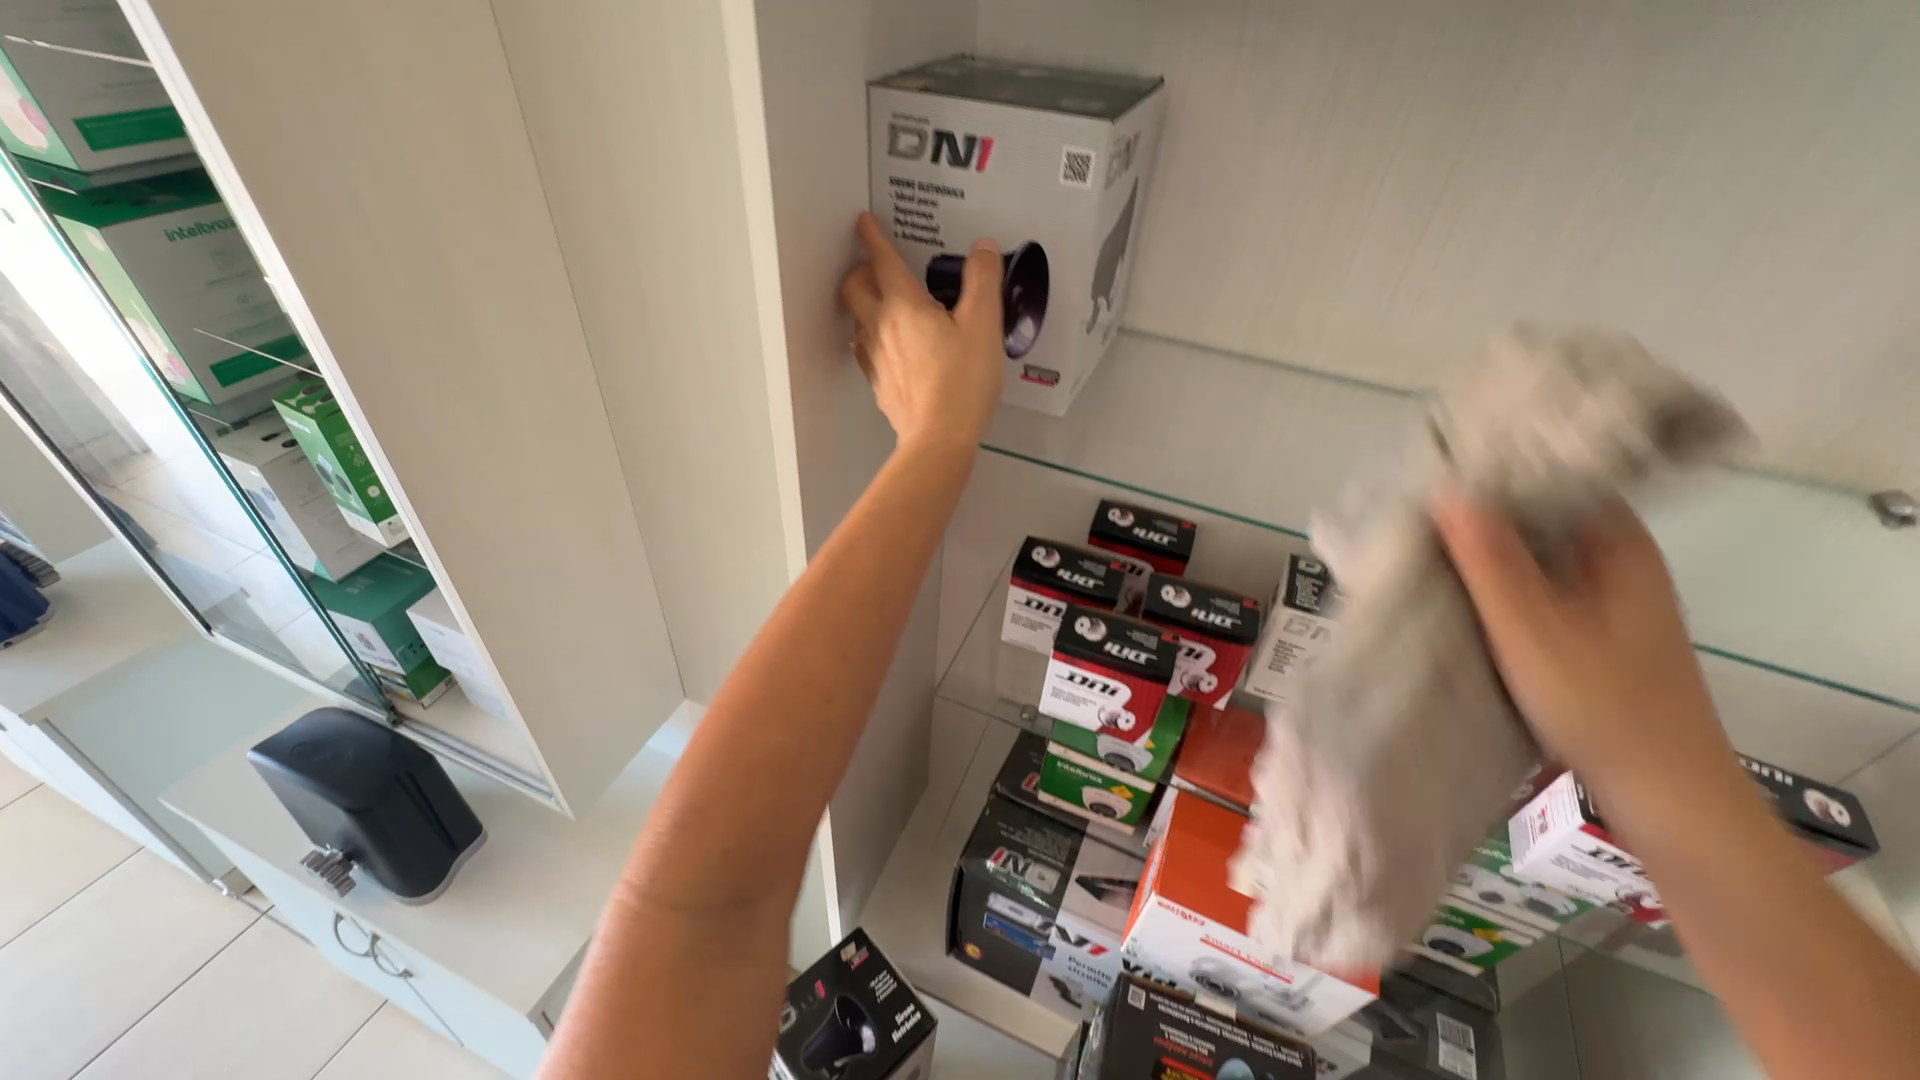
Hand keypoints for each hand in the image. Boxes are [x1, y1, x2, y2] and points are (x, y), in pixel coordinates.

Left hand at [839, 213, 1004, 450]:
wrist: (940, 438)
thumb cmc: (963, 381)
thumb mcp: (983, 325)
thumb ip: (983, 281)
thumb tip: (983, 248)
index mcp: (904, 305)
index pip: (881, 260)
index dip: (872, 237)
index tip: (864, 222)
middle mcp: (880, 326)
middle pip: (853, 287)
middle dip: (860, 269)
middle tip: (876, 266)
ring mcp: (875, 358)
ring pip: (856, 319)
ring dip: (864, 304)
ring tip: (884, 303)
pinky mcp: (879, 385)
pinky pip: (865, 351)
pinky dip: (871, 337)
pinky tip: (888, 346)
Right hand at [1432, 494, 1732, 792]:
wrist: (1665, 792)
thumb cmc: (1600, 704)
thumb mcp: (1532, 630)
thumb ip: (1490, 561)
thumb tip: (1448, 490)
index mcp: (1619, 545)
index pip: (1557, 478)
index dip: (1500, 470)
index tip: (1440, 469)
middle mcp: (1618, 559)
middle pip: (1544, 513)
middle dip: (1483, 509)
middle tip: (1417, 506)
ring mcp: (1607, 595)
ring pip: (1538, 550)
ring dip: (1487, 547)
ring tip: (1425, 539)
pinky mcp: (1592, 628)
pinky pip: (1538, 583)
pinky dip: (1500, 579)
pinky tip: (1459, 586)